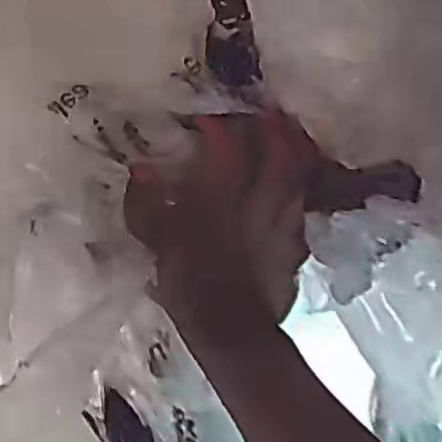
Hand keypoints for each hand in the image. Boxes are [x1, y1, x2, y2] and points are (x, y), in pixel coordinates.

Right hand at [126, 111, 318, 342]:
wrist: (231, 331)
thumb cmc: (187, 279)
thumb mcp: (153, 238)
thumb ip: (144, 200)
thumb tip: (141, 168)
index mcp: (220, 194)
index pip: (226, 147)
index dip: (218, 127)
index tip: (205, 117)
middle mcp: (257, 201)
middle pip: (277, 155)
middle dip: (274, 129)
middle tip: (268, 110)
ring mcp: (282, 223)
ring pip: (297, 177)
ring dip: (294, 152)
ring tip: (290, 135)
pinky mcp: (295, 246)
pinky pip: (300, 206)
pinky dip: (296, 188)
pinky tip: (291, 185)